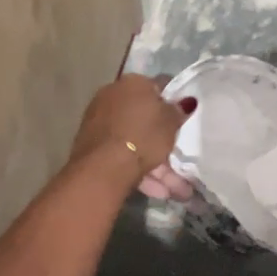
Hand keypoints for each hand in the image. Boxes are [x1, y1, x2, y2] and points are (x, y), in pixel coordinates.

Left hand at [69, 75, 195, 199]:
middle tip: (180, 163)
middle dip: (164, 144)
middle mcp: (112, 96)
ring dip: (157, 167)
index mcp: (132, 83)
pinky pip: (122, 156)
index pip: (158, 87)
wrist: (103, 166)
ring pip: (135, 143)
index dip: (172, 104)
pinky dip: (140, 172)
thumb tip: (184, 102)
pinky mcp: (92, 147)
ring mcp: (99, 122)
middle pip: (145, 120)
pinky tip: (157, 192)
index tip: (182, 121)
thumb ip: (178, 111)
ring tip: (176, 191)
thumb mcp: (171, 123)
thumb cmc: (142, 136)